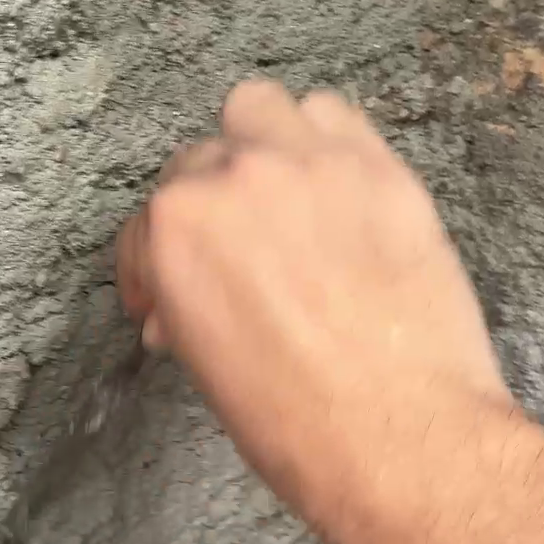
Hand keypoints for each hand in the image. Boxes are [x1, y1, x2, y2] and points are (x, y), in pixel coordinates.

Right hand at [114, 79, 510, 531]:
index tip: (166, 292)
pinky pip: (332, 116)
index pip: (146, 222)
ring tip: (279, 190)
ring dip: (257, 143)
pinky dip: (322, 140)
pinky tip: (331, 183)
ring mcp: (306, 162)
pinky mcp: (375, 166)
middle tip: (235, 249)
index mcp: (174, 228)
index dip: (152, 263)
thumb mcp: (202, 356)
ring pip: (258, 108)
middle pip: (197, 161)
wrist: (397, 436)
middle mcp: (231, 178)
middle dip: (206, 208)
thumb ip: (183, 297)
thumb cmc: (286, 416)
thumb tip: (183, 295)